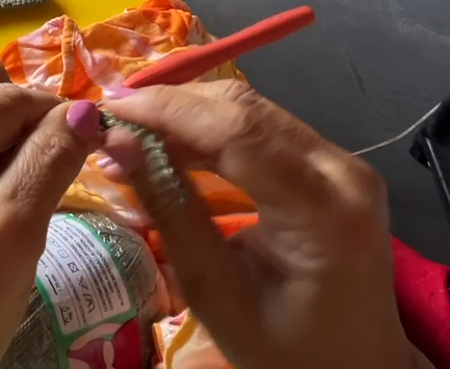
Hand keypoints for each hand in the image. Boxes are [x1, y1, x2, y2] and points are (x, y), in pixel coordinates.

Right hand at [102, 80, 426, 368]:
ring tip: (132, 135)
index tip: (108, 107)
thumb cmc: (285, 352)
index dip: (166, 108)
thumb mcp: (214, 293)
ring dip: (184, 112)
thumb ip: (168, 209)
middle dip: (168, 105)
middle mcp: (341, 171)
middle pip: (241, 109)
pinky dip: (206, 126)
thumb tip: (115, 141)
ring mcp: (340, 161)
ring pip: (246, 107)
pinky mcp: (328, 160)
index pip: (236, 131)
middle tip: (112, 122)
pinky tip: (170, 143)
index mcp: (323, 213)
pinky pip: (257, 123)